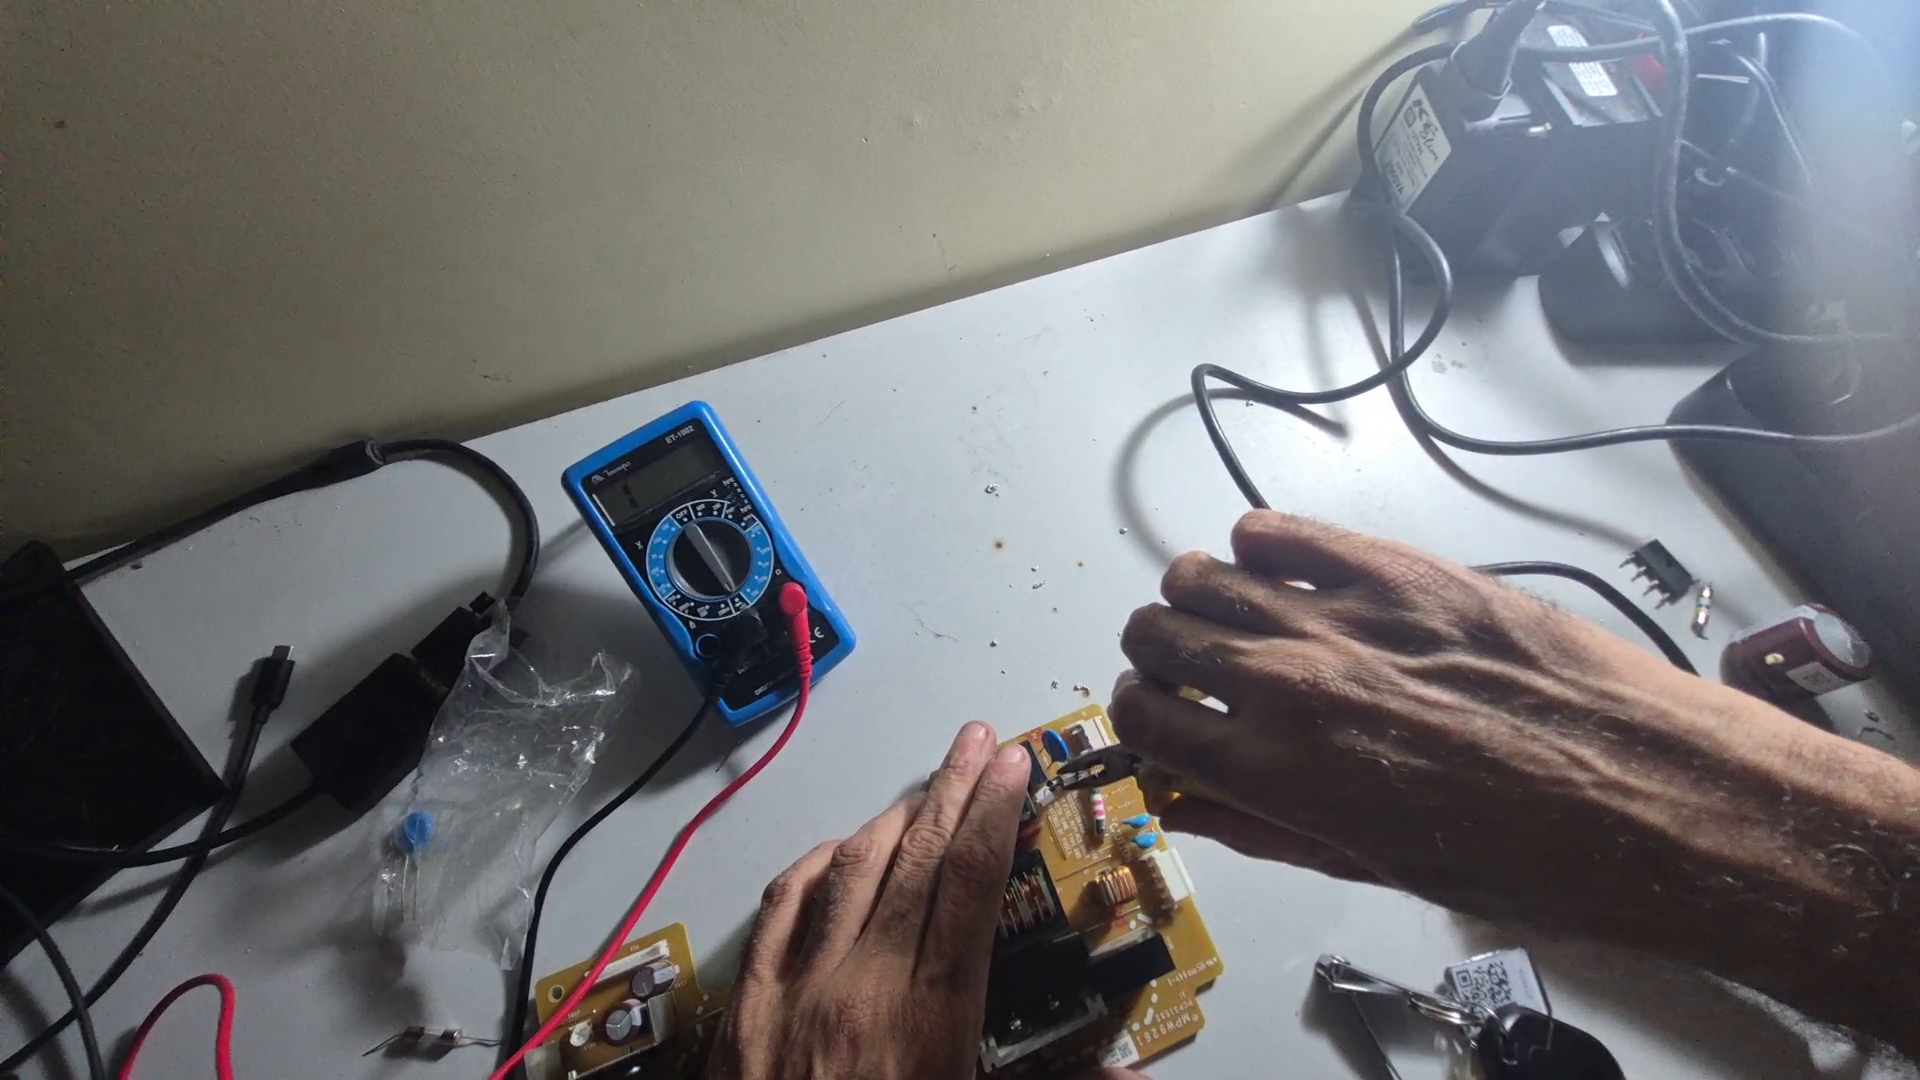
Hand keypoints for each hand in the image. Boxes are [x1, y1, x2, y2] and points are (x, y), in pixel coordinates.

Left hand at [706, 722, 1029, 1079]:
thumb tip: (1134, 1074)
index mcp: (928, 1020)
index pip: (969, 886)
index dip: (994, 814)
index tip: (1014, 762)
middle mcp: (863, 984)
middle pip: (917, 859)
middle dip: (954, 787)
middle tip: (978, 736)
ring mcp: (797, 986)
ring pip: (853, 867)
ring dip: (894, 817)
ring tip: (929, 787)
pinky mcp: (749, 1001)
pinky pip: (783, 904)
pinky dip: (818, 863)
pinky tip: (842, 847)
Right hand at [1108, 511, 1877, 942]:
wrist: (1655, 798)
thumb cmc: (1511, 856)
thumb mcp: (1361, 862)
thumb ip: (1251, 825)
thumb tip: (1178, 801)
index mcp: (1271, 768)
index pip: (1140, 716)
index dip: (1134, 712)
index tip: (1154, 711)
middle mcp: (1283, 682)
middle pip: (1152, 632)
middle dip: (1154, 651)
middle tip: (1188, 665)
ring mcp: (1333, 614)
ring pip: (1195, 572)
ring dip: (1193, 596)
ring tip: (1230, 613)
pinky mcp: (1387, 567)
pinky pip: (1272, 530)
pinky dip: (1257, 547)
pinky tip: (1283, 575)